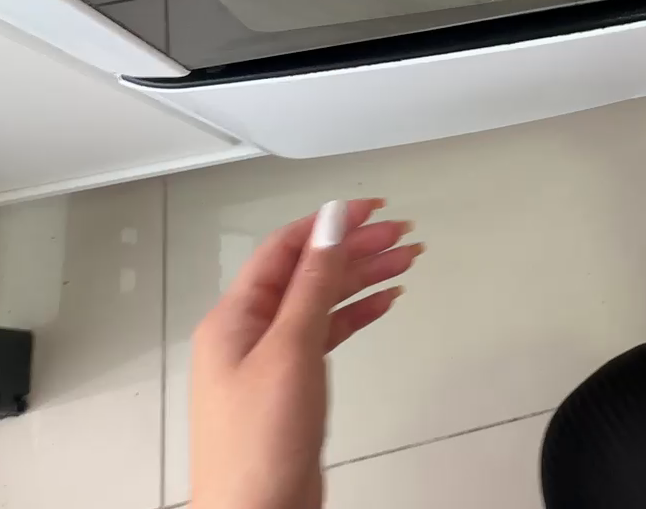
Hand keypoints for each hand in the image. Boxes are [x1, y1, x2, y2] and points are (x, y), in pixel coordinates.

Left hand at [190, 198, 421, 508]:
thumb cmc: (265, 435)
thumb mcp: (291, 348)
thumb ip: (313, 281)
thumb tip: (331, 220)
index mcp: (236, 315)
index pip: (286, 248)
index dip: (330, 222)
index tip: (374, 209)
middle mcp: (251, 328)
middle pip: (309, 271)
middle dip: (356, 248)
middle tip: (404, 234)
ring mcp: (272, 355)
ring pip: (323, 298)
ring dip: (364, 276)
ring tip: (409, 259)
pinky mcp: (293, 380)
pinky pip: (328, 330)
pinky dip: (358, 313)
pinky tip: (388, 300)